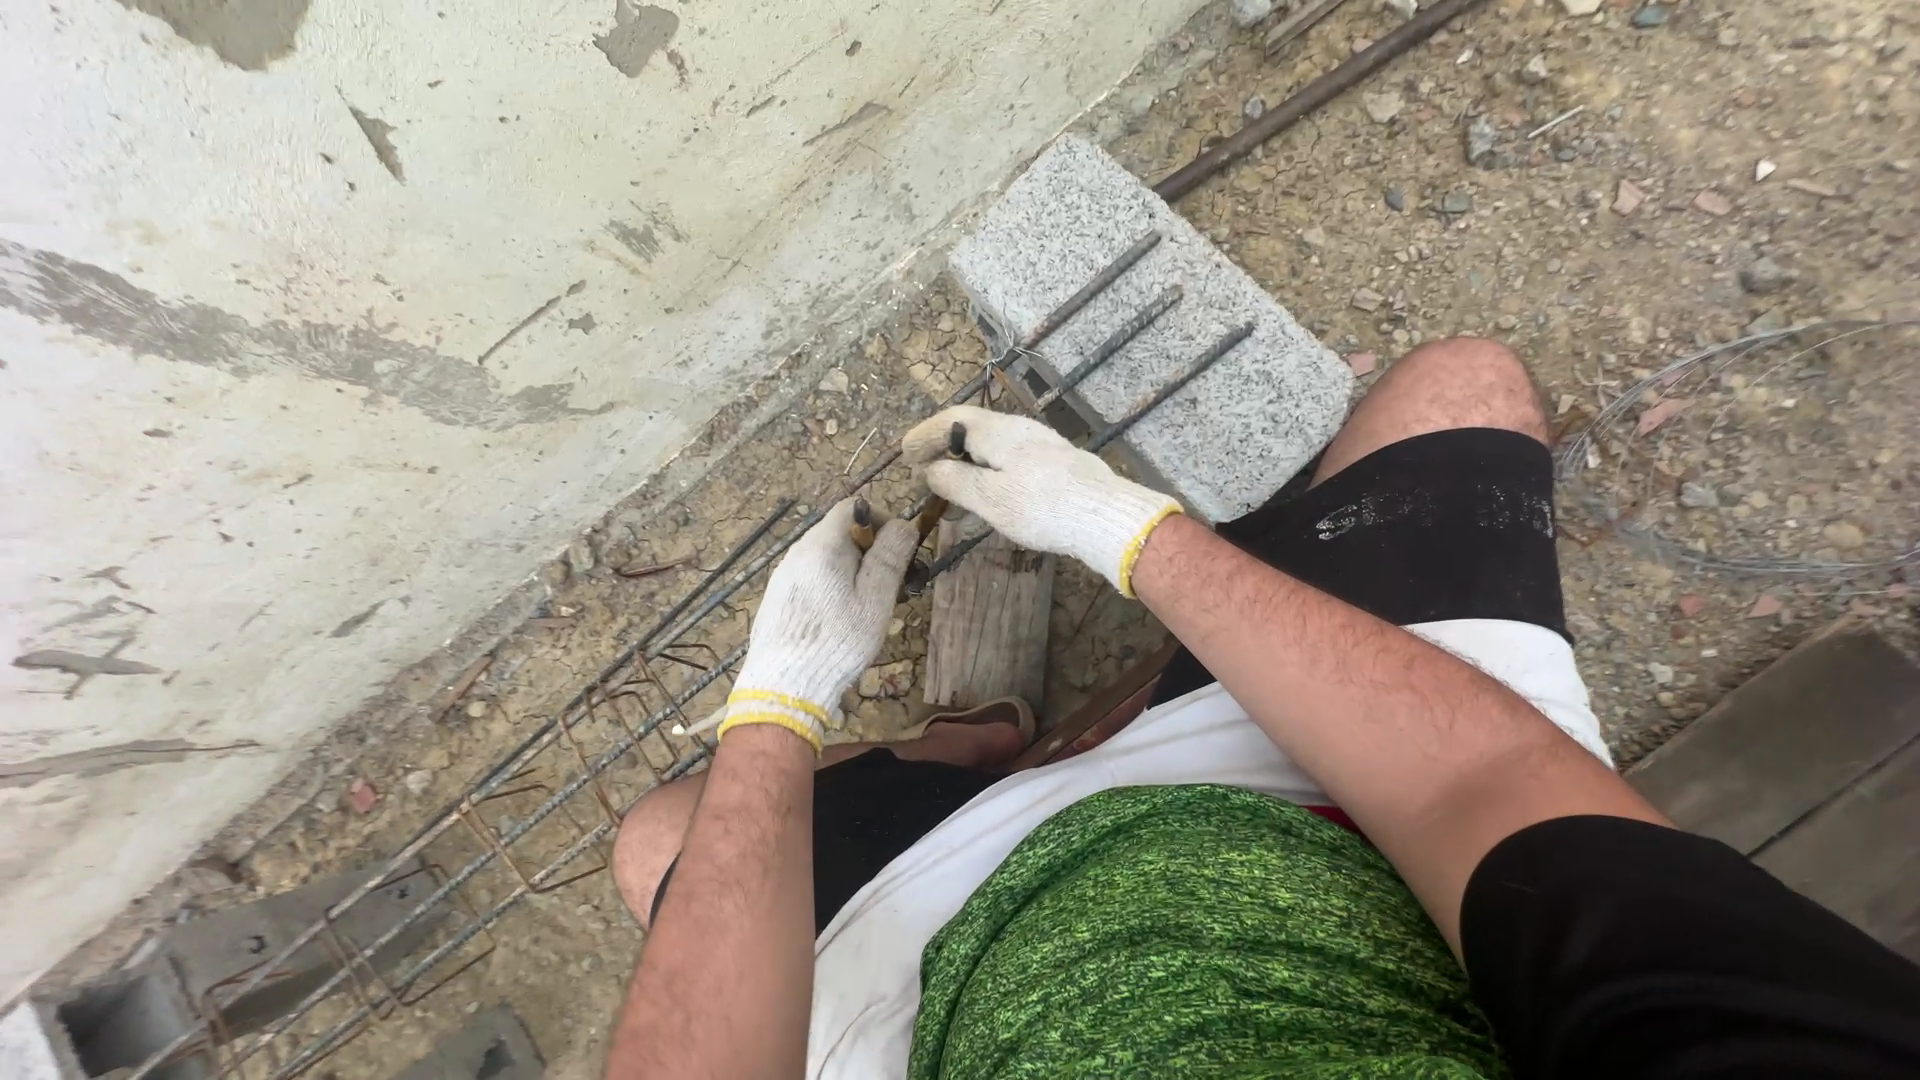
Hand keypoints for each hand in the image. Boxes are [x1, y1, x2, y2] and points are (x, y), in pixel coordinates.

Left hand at [719, 499, 919, 752]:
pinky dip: (835, 589)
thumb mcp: (875, 599)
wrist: (783, 688)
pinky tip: (843, 622)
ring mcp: (784, 578)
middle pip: (841, 534)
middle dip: (873, 553)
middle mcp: (797, 553)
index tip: (901, 552)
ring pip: (828, 560)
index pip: (853, 508)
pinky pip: (813, 580)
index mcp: (821, 545)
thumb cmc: (836, 641)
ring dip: (856, 573)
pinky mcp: (778, 601)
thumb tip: (903, 524)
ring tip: (873, 608)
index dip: (883, 521)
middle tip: (897, 586)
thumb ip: (889, 557)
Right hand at [903, 405, 1181, 596]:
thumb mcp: (990, 498)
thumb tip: (931, 470)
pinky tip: (989, 496)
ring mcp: (1040, 445)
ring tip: (950, 490)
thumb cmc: (1042, 507)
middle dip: (943, 448)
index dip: (925, 435)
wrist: (1106, 517)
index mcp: (999, 432)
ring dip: (966, 464)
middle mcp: (1019, 430)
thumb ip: (956, 482)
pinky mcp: (1055, 464)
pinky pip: (1009, 460)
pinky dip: (987, 473)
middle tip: (921, 468)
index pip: (952, 421)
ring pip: (992, 447)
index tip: (904, 454)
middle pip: (972, 430)